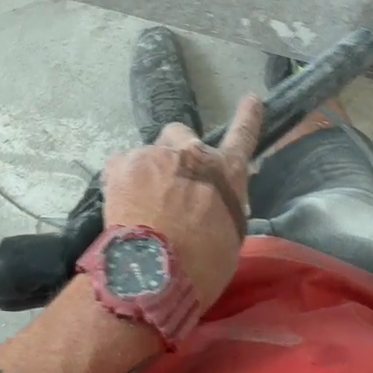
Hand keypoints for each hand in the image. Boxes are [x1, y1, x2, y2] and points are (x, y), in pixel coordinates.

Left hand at [100, 95, 262, 307]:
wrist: (156, 273)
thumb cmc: (202, 264)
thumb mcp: (229, 236)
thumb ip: (222, 207)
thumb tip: (211, 203)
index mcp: (225, 172)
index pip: (243, 136)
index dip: (247, 117)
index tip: (251, 99)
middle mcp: (192, 153)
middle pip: (181, 134)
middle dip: (175, 151)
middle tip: (169, 181)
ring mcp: (155, 154)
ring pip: (148, 152)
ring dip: (147, 171)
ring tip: (141, 205)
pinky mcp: (123, 163)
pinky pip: (121, 164)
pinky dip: (121, 180)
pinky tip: (121, 205)